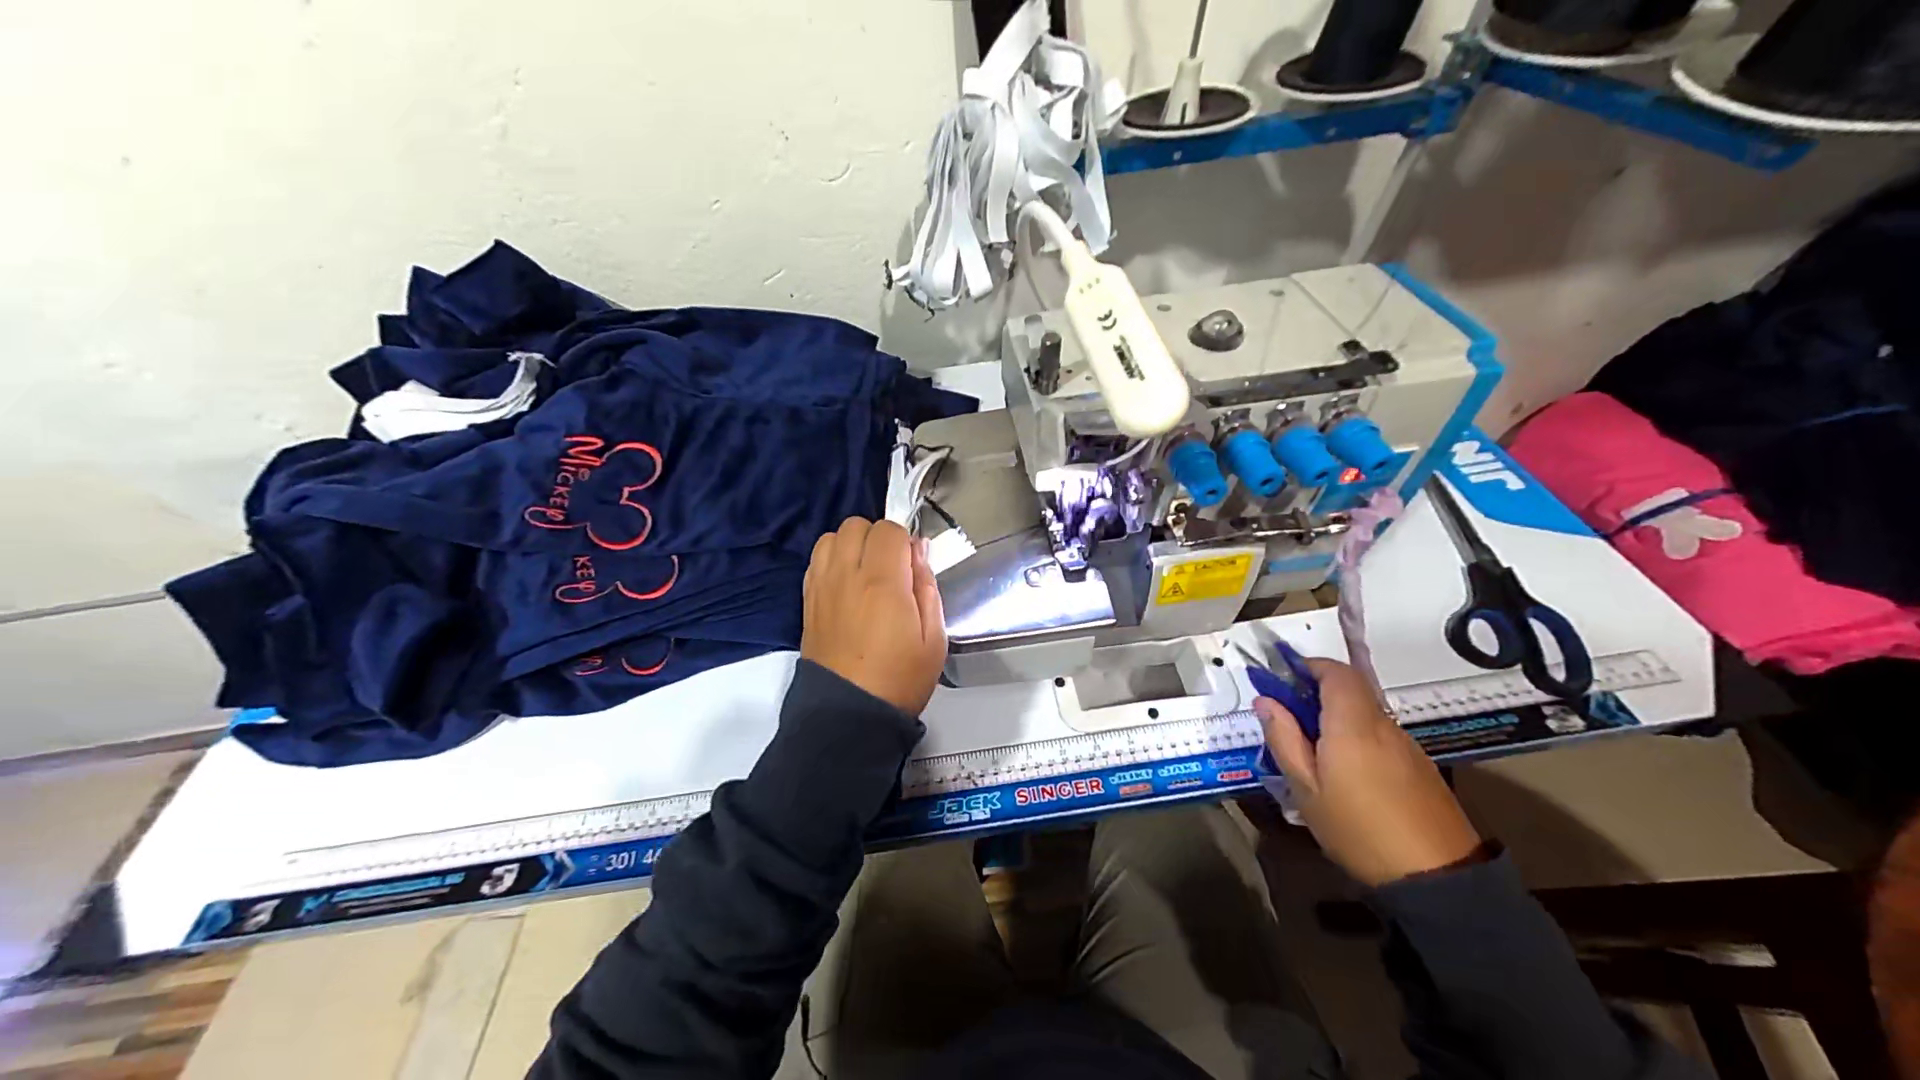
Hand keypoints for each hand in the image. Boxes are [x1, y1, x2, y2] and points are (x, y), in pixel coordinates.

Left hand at [801, 517, 946, 714]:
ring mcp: (822, 587)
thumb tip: (919, 551)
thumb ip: (927, 587)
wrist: (848, 714)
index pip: (889, 529)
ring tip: (867, 572)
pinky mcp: (807, 601)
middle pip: (857, 525)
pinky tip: (847, 584)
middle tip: (892, 568)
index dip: (906, 542)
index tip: (913, 566)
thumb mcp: (934, 638)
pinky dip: (833, 560)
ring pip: (832, 537)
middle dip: (878, 537)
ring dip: (852, 545)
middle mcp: (847, 576)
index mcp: (882, 583)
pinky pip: (817, 559)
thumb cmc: (899, 679)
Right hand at [1257, 658, 1481, 886]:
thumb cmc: (1357, 829)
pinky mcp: (1420, 767)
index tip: (1282, 676)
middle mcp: (1383, 726)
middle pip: (1352, 690)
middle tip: (1288, 715)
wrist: (1437, 877)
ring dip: (1337, 716)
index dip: (1309, 665)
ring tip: (1312, 750)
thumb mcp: (1305, 788)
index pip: (1336, 672)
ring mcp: (1407, 746)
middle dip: (1317, 691)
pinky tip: (1346, 772)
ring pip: (1366, 713)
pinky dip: (1357, 736)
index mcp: (1353, 724)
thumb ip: (1284, 738)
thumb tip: (1266, 700)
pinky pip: (1381, 736)